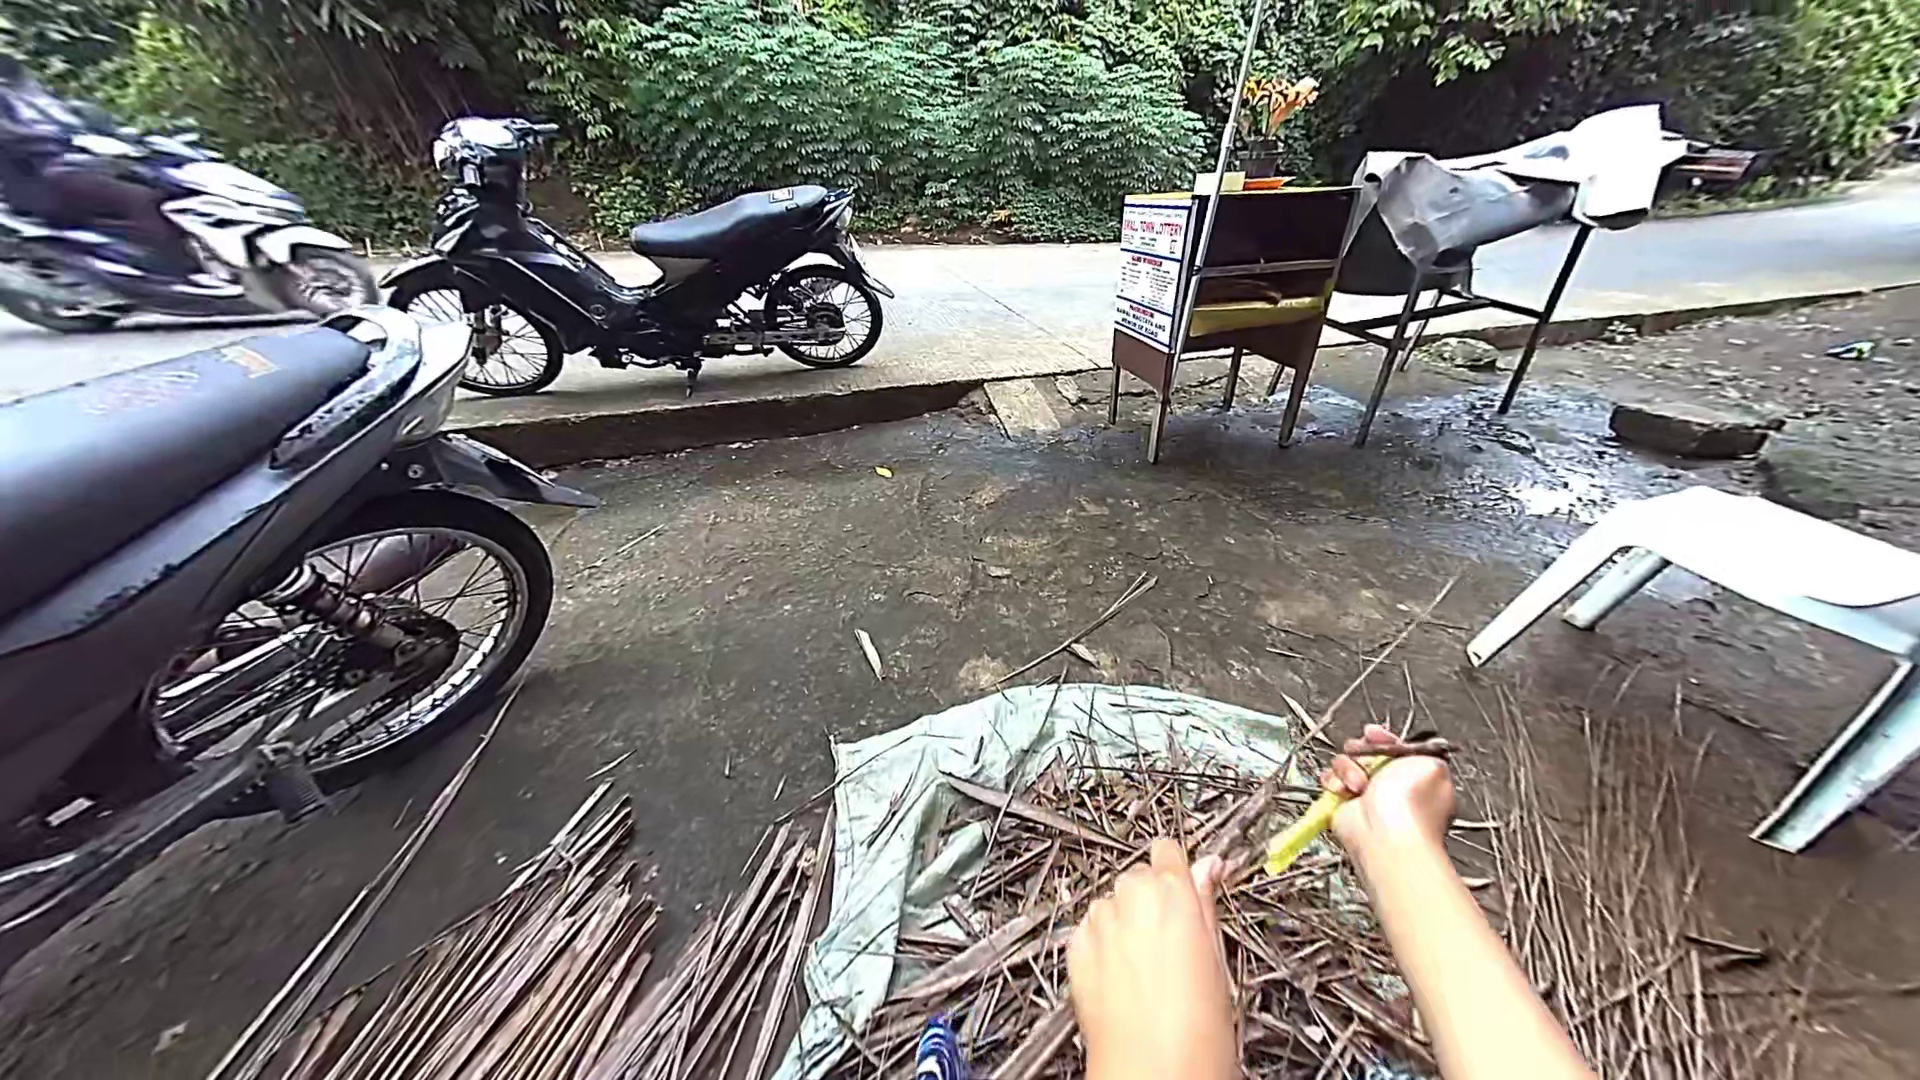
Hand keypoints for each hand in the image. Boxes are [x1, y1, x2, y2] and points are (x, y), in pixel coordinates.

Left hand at [1067, 838, 1233, 1079]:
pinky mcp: (1075, 942)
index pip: (1168, 850)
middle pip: (1140, 877)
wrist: (1150, 1077)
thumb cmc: (1195, 1034)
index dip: (1177, 869)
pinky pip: (1091, 928)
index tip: (1184, 885)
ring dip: (1126, 923)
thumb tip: (1209, 867)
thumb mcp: (1218, 962)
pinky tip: (1122, 979)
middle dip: (1153, 900)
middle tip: (1172, 945)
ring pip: (1114, 903)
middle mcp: (1130, 895)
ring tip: (1147, 970)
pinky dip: (1103, 944)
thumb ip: (1206, 902)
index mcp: (1171, 892)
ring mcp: (1099, 919)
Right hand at [1322, 724, 1454, 865]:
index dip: (1380, 738)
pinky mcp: (1342, 801)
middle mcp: (1389, 783)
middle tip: (1363, 759)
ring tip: (1358, 786)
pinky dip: (1333, 782)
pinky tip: (1343, 791)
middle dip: (1359, 751)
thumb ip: (1422, 750)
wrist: (1384, 831)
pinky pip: (1330, 779)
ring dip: (1346, 769)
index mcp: (1413, 774)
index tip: (1373, 735)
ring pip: (1343, 762)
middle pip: (1363, 751)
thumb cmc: (1411, 803)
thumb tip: (1407, 748)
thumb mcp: (1432, 766)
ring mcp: (1365, 792)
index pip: (1391, 745)